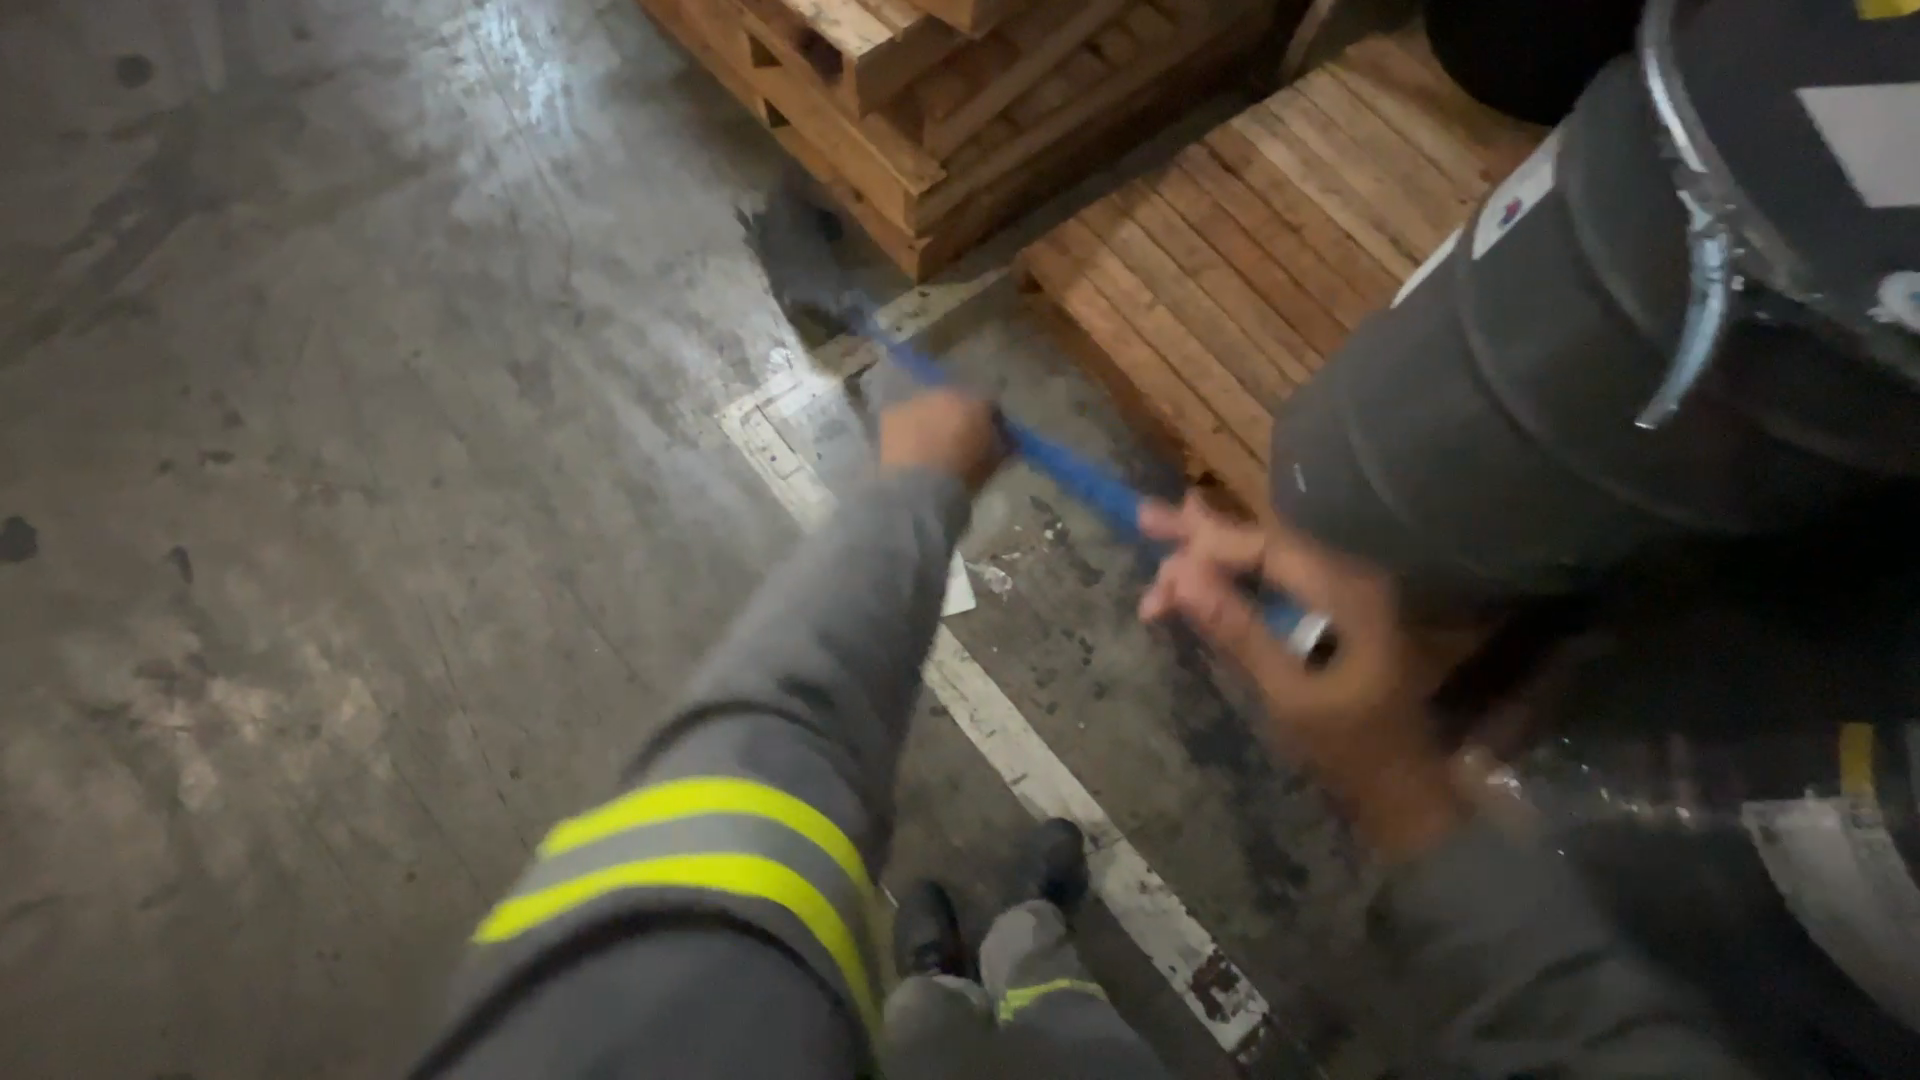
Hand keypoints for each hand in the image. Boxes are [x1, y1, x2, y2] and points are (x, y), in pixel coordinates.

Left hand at [877, 389, 1007, 494]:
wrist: (917, 489)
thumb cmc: (962, 477)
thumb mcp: (993, 463)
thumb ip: (1003, 444)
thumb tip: (1008, 439)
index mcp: (977, 402)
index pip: (991, 403)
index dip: (992, 419)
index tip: (992, 435)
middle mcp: (947, 391)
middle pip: (958, 398)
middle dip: (960, 414)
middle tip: (959, 438)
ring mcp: (916, 399)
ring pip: (929, 404)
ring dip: (932, 418)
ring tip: (931, 443)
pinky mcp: (891, 412)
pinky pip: (904, 415)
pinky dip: (908, 426)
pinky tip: (909, 446)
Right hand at [1138, 494, 1462, 856]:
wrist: (1402, 792)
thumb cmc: (1351, 748)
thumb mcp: (1289, 694)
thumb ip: (1237, 629)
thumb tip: (1180, 576)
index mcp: (1347, 591)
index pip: (1266, 548)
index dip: (1208, 549)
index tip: (1159, 567)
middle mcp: (1346, 578)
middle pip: (1263, 544)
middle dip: (1202, 537)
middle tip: (1146, 517)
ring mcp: (1338, 595)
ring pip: (1263, 562)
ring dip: (1209, 559)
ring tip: (1160, 545)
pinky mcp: (1327, 615)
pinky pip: (1271, 584)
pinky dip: (1229, 584)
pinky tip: (1196, 581)